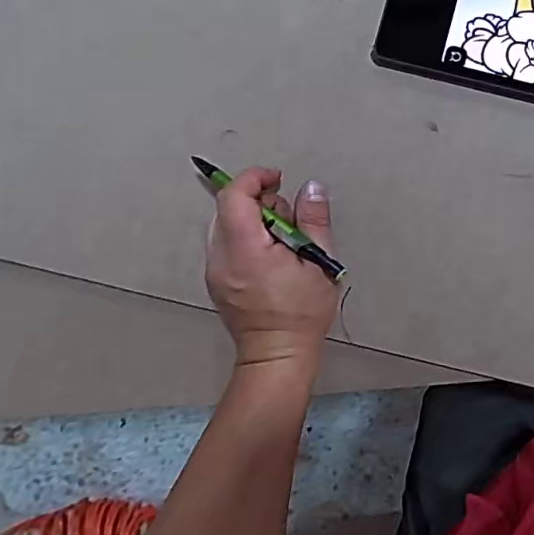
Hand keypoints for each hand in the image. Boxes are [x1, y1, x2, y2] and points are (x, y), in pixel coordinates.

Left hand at [204, 167, 339, 369]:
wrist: (277, 355)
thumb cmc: (300, 315)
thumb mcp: (319, 262)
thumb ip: (313, 220)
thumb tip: (310, 189)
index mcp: (245, 250)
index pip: (235, 196)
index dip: (255, 179)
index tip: (276, 180)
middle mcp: (221, 257)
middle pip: (228, 207)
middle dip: (258, 201)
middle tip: (288, 218)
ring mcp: (215, 270)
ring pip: (226, 224)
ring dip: (252, 219)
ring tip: (282, 241)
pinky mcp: (216, 279)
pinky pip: (225, 242)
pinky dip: (246, 236)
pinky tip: (270, 255)